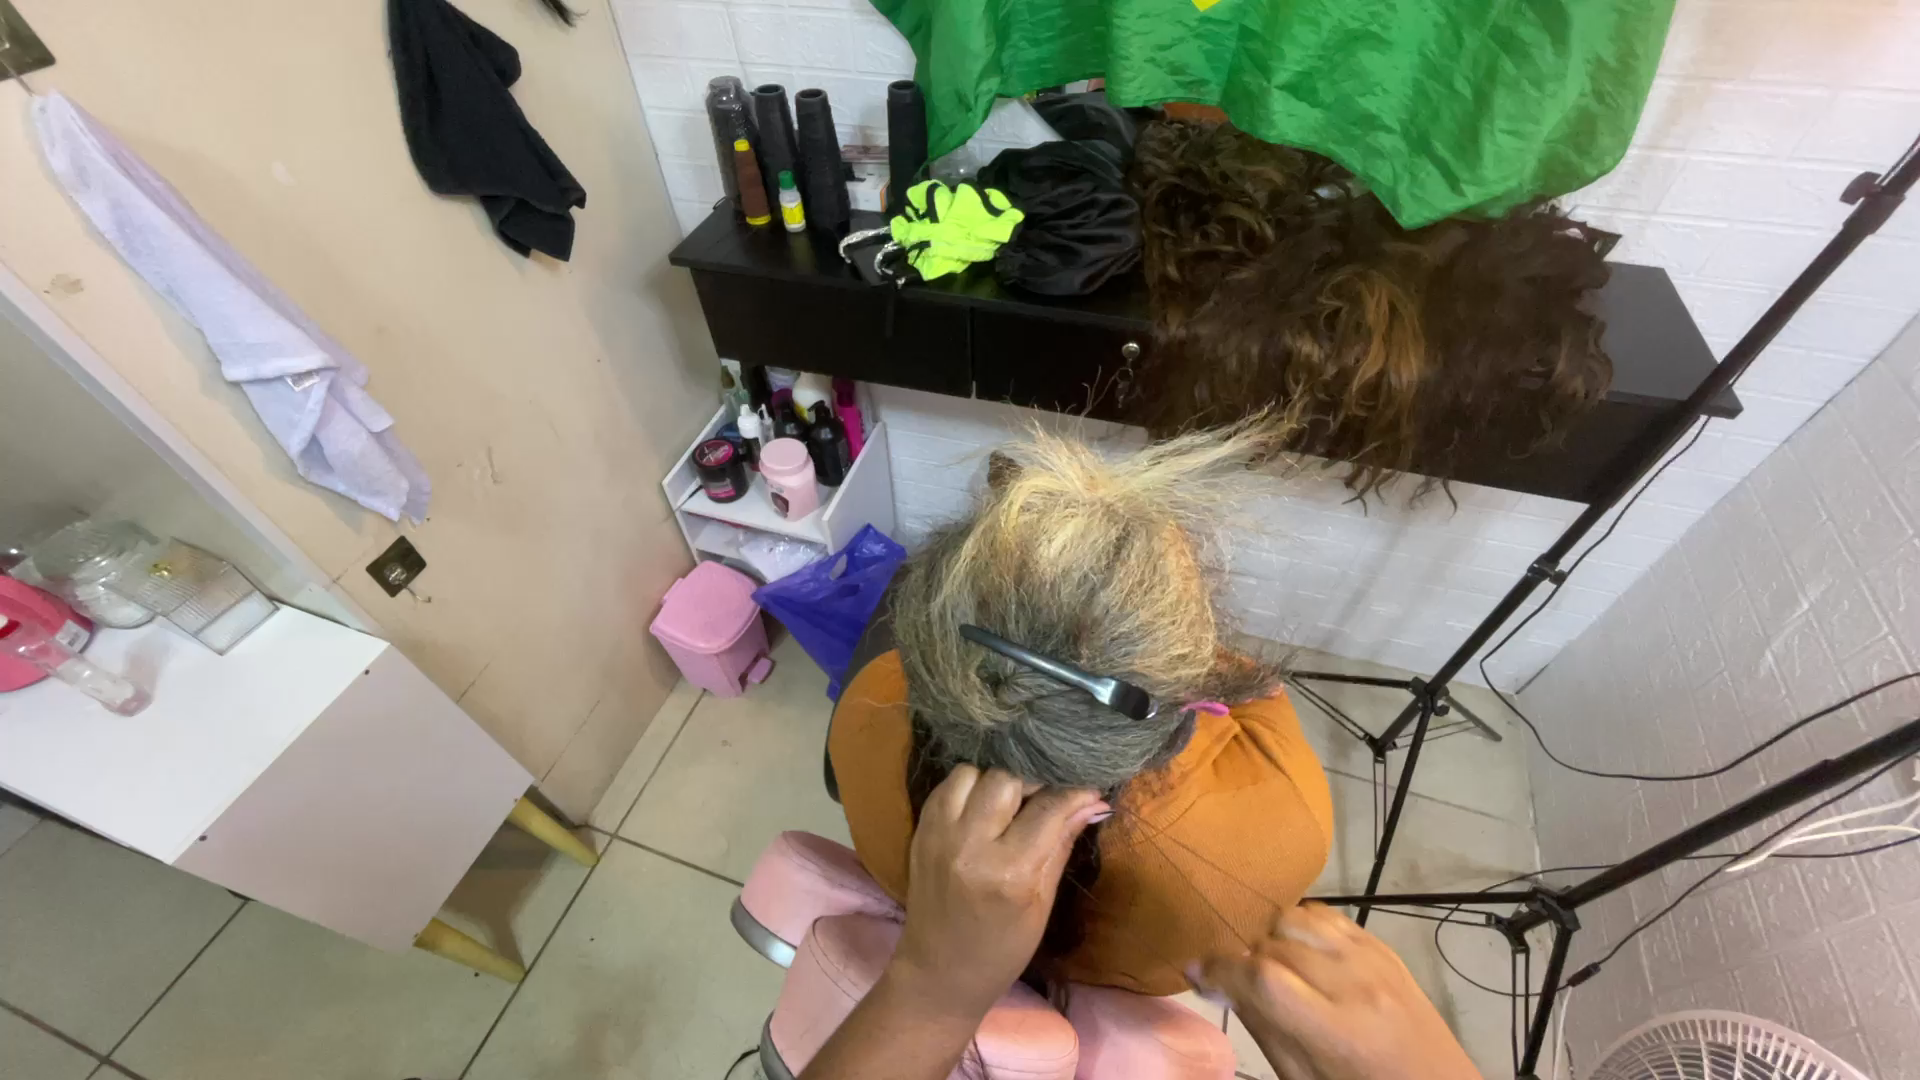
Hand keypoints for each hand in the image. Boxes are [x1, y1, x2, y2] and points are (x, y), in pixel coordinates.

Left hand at [889, 765, 1107, 1017]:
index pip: (1048, 809)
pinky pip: (947, 784)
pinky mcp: (921, 829)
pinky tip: (980, 806)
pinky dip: (968, 786)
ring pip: (972, 772)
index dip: (1073, 792)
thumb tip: (1093, 801)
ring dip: (995, 780)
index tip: (1088, 787)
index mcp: (1009, 873)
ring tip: (1007, 802)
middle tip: (1042, 798)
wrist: (938, 972)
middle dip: (1030, 782)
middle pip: (1006, 778)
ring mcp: (939, 834)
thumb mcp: (1042, 904)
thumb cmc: (1002, 949)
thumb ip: (1062, 844)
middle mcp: (970, 846)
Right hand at [1194, 904, 1481, 1079]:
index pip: (1262, 977)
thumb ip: (1263, 1027)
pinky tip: (1296, 948)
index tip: (1196, 971)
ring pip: (1294, 918)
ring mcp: (1373, 959)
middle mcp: (1356, 985)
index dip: (1221, 968)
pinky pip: (1325, 914)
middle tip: (1232, 977)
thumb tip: (1218, 981)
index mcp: (1339, 1032)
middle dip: (1244, 959)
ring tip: (1269, 962)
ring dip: (1270, 938)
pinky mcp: (1382, 946)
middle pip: (1273, 945)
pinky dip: (1299, 926)